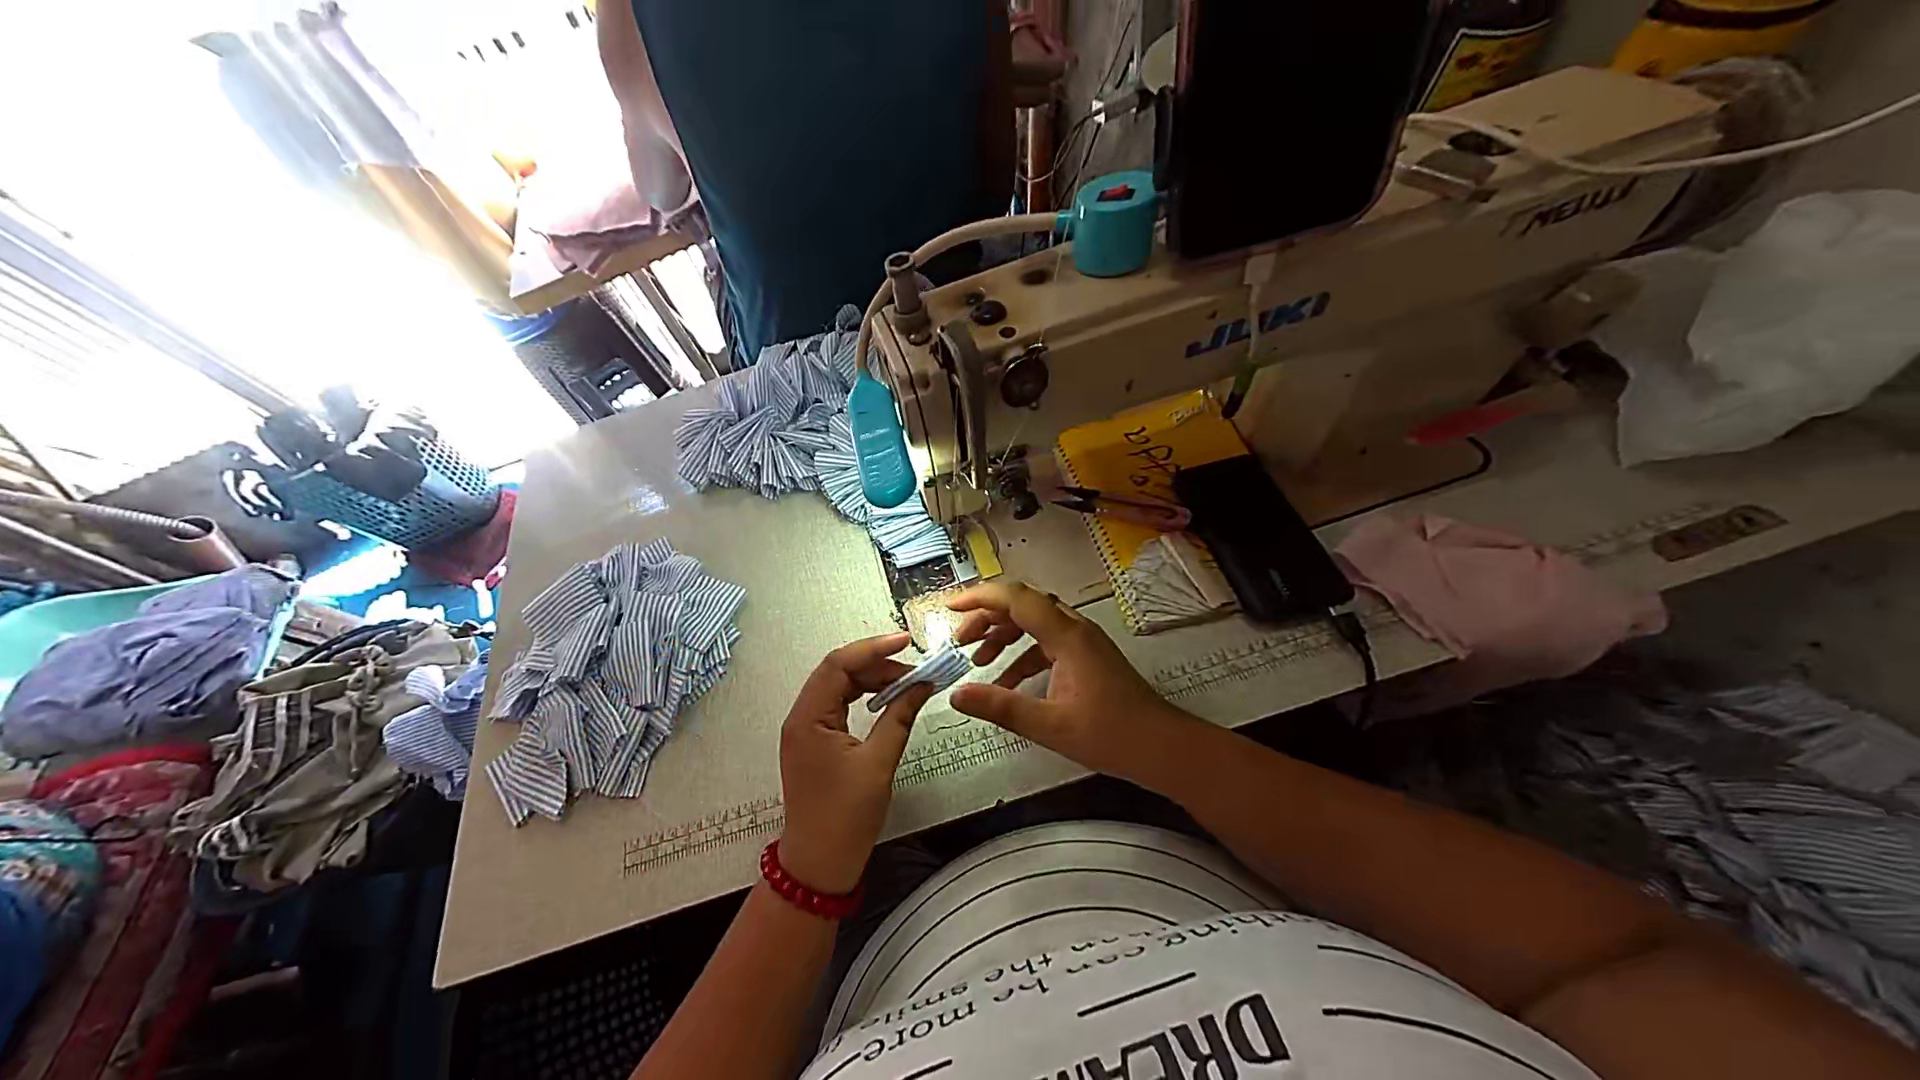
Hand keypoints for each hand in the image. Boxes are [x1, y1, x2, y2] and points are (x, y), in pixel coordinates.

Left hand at [777, 632, 935, 895]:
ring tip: (907, 682)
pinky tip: (887, 700)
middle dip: (876, 664)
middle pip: (837, 672)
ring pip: (839, 687)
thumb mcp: (879, 763)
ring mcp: (806, 730)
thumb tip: (922, 686)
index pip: (838, 665)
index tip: (906, 642)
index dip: (873, 648)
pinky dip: (863, 697)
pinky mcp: (815, 742)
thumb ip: (899, 716)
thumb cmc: (846, 816)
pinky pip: (838, 705)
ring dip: (871, 680)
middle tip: (914, 669)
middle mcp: (801, 717)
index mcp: (808, 718)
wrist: (819, 864)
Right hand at [946, 581, 1202, 786]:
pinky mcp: (1085, 657)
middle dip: (987, 618)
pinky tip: (1005, 683)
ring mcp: (1082, 642)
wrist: (1162, 747)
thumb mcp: (1049, 725)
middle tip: (959, 641)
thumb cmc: (1110, 735)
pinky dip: (1021, 656)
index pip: (1016, 599)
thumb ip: (1000, 707)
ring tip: (976, 659)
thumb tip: (956, 695)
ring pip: (1034, 623)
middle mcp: (1075, 629)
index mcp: (1067, 636)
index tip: (949, 607)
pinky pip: (1045, 644)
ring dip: (1003, 635)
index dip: (979, 597)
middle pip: (1023, 606)